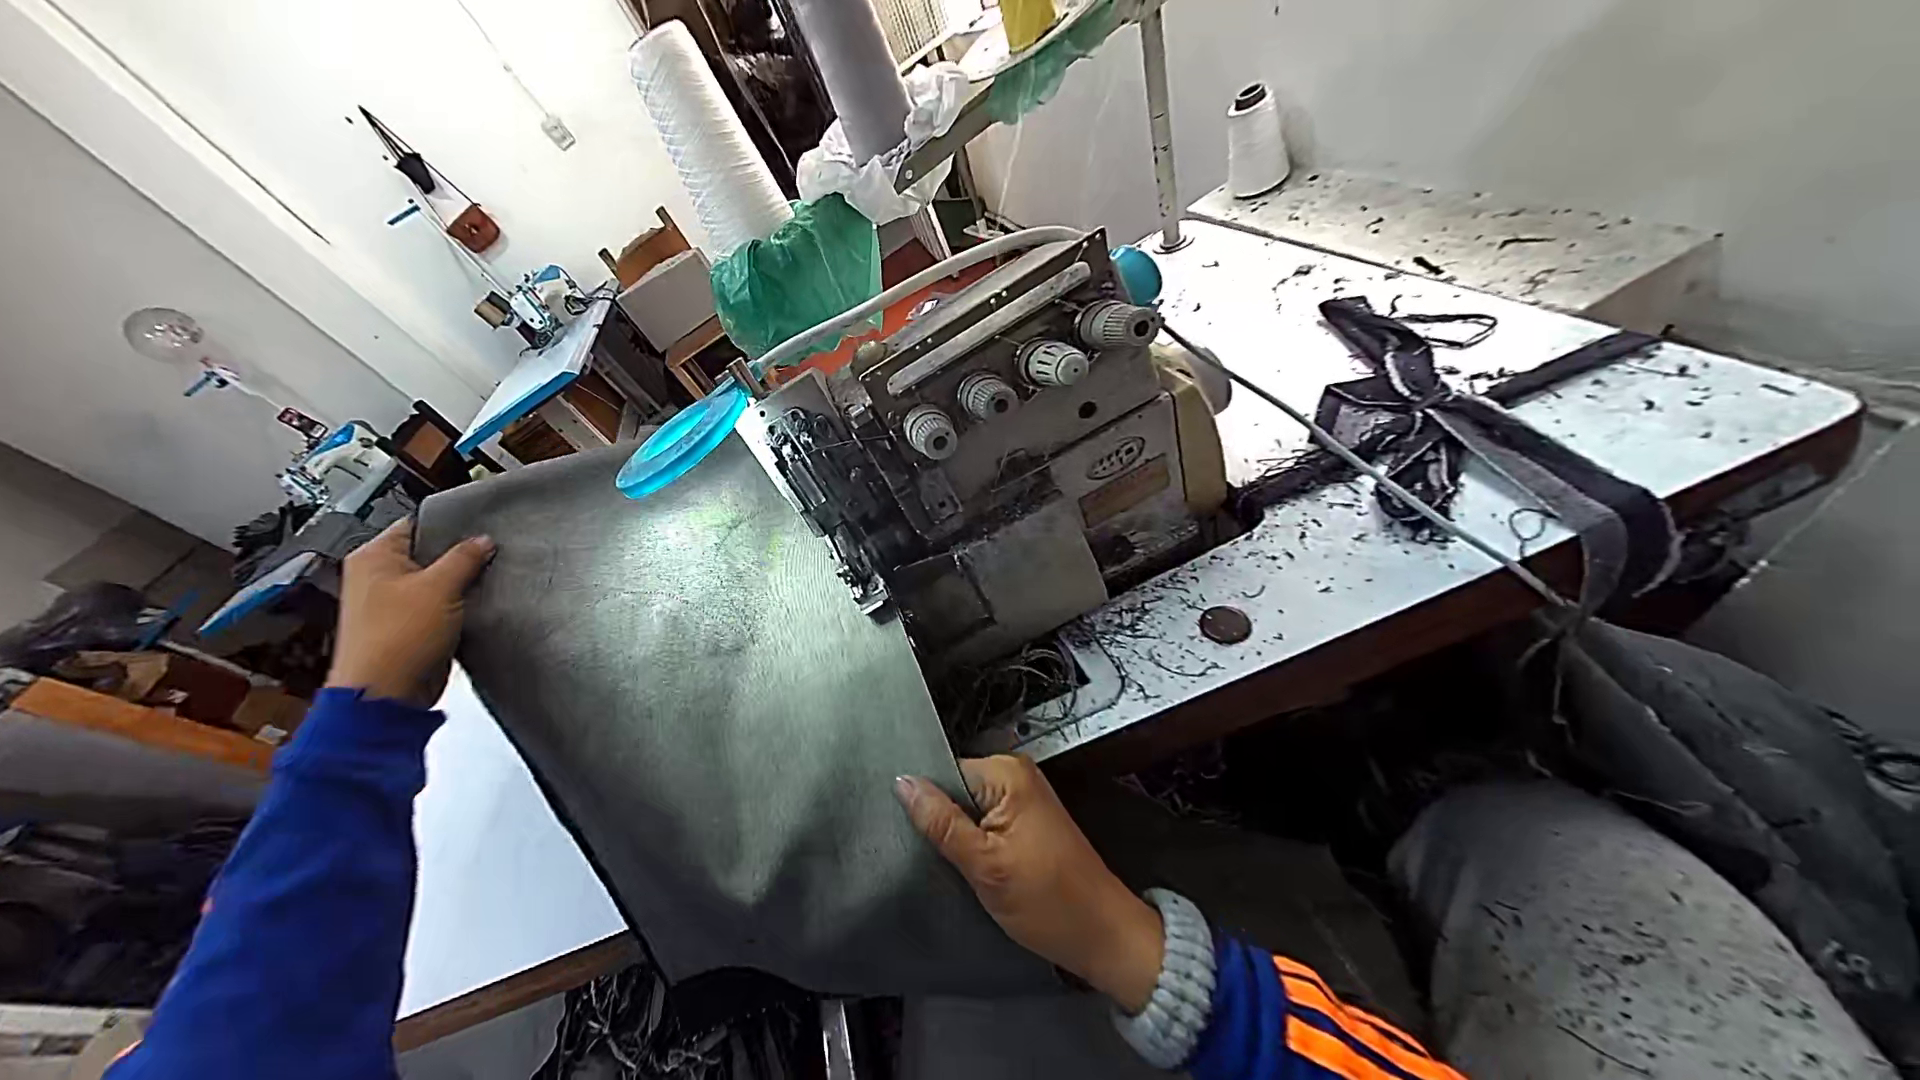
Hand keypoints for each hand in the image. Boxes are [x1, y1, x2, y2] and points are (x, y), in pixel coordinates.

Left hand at [325, 519, 495, 706]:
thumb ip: (465, 557)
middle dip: (459, 558)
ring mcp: (392, 602)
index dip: (450, 525)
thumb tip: (482, 541)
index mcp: (373, 557)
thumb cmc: (397, 639)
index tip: (480, 529)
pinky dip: (457, 605)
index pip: (417, 524)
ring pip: (437, 580)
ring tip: (479, 585)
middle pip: (430, 553)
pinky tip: (472, 607)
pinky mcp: (410, 624)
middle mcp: (377, 577)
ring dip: (459, 584)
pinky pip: (440, 605)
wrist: (389, 691)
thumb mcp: (441, 586)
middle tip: (485, 559)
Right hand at [896, 756, 1162, 1012]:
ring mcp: (1023, 794)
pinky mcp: (1025, 816)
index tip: (909, 830)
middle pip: (955, 786)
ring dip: (955, 832)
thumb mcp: (984, 865)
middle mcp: (1016, 773)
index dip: (925, 801)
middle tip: (931, 853)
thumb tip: (903, 782)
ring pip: (967, 805)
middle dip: (940, 818)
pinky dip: (972, 839)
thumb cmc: (1049, 901)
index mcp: (1007, 772)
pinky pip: (983, 817)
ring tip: (950, 861)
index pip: (945, 771)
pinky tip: (969, 862)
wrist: (1101, 933)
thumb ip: (941, 821)